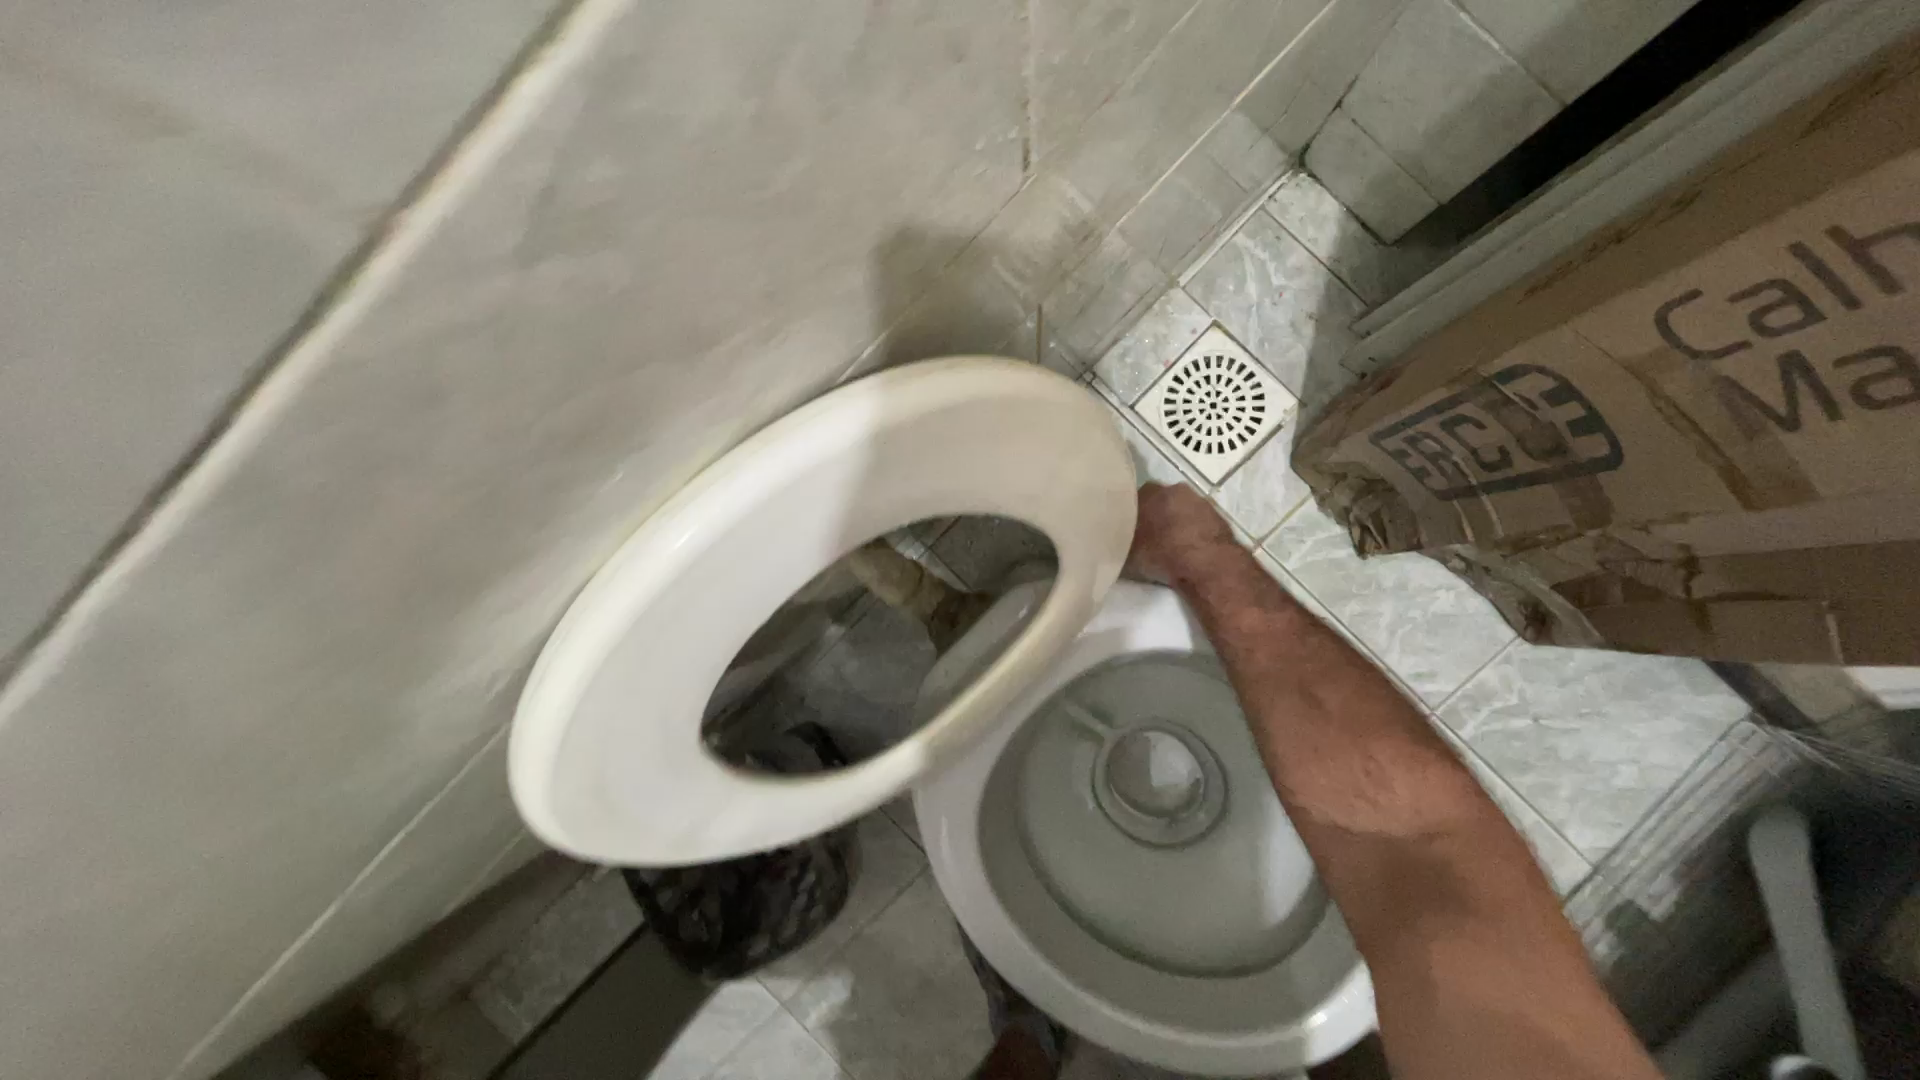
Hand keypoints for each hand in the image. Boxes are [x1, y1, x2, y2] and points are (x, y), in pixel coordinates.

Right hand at [1124, 483, 1238, 585]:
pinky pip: (1200, 522)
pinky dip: (1194, 532)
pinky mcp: (1219, 516)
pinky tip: (1190, 550)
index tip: (1128, 530)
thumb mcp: (1126, 553)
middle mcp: (1174, 489)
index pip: (1134, 499)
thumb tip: (1114, 543)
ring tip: (1172, 546)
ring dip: (1177, 523)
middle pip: (1160, 501)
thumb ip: (1119, 542)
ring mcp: (1200, 501)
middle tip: (1150, 538)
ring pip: (1182, 510)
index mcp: (1148, 491)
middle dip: (1156, 515)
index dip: (1130, 515)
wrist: (1205, 563)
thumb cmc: (1160, 553)